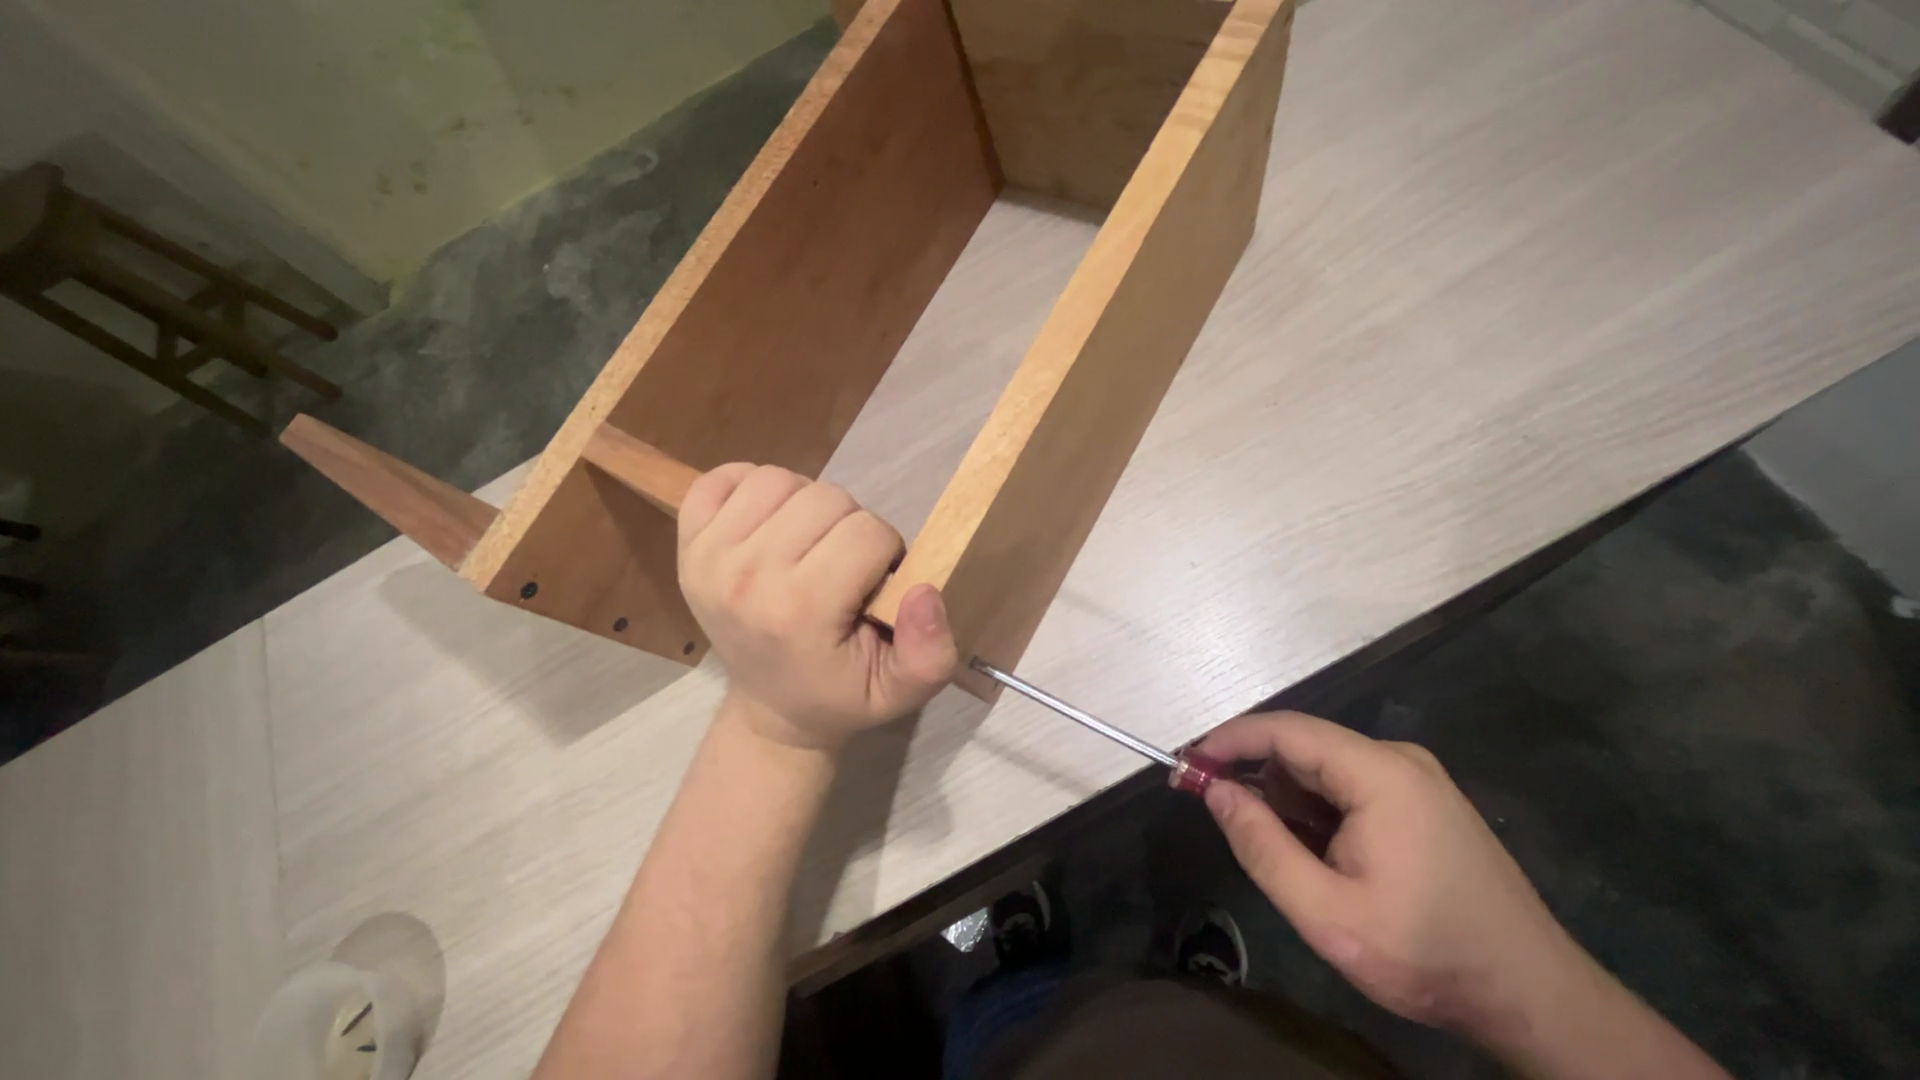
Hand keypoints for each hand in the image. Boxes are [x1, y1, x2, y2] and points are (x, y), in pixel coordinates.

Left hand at [677, 464, 957, 751]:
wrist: (772, 708)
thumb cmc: (841, 693)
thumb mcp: (899, 690)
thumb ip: (929, 652)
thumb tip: (922, 590)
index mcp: (800, 609)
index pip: (868, 533)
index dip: (886, 553)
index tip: (875, 586)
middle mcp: (748, 576)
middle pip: (828, 497)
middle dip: (851, 526)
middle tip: (845, 567)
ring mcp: (711, 556)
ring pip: (782, 479)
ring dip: (807, 504)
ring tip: (811, 544)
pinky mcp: (688, 543)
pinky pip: (723, 477)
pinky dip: (753, 489)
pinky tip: (770, 523)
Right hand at [1192, 712, 1580, 1037]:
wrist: (1532, 995)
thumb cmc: (1425, 954)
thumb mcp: (1326, 912)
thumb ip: (1261, 845)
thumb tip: (1212, 790)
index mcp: (1379, 774)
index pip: (1285, 730)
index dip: (1227, 741)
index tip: (1183, 766)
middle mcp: (1399, 760)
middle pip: (1303, 747)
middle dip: (1253, 776)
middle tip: (1216, 816)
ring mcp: (1417, 780)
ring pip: (1325, 769)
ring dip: (1287, 800)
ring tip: (1282, 858)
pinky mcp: (1425, 802)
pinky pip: (1351, 787)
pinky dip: (1317, 811)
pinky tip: (1317, 856)